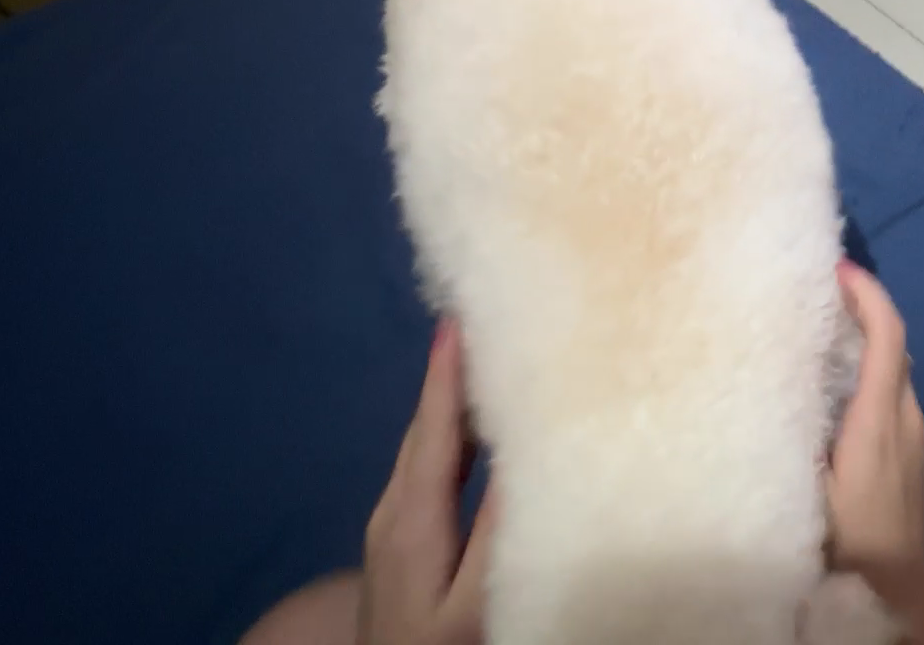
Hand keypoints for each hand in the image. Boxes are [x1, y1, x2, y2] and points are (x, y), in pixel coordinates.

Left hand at [360, 321, 496, 644]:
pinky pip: (436, 455)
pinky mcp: (407, 526)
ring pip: (431, 437)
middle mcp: (396, 503)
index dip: (447, 371)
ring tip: (489, 346)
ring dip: (456, 391)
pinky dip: (458, 422)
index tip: (461, 314)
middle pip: (428, 422)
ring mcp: (396, 516)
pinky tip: (481, 414)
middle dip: (453, 366)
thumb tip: (528, 444)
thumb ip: (498, 524)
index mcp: (411, 515)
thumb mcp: (475, 596)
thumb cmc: (440, 640)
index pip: (435, 427)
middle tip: (487, 312)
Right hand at [826, 262, 923, 595]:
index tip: (841, 268)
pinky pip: (895, 388)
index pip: (887, 337)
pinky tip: (843, 378)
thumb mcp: (810, 488)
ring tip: (829, 322)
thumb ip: (801, 437)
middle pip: (895, 342)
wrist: (901, 586)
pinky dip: (873, 365)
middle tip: (827, 288)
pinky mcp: (915, 445)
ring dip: (869, 335)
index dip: (869, 295)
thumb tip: (785, 387)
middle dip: (866, 306)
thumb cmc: (850, 539)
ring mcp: (916, 429)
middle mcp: (907, 413)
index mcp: (879, 417)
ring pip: (896, 365)